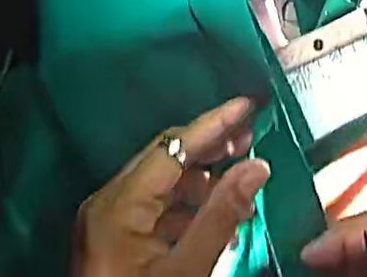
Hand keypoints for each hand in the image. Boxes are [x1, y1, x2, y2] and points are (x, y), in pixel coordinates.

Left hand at [71, 96, 270, 276]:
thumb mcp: (185, 273)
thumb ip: (221, 214)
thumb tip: (258, 164)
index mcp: (118, 204)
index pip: (174, 147)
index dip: (215, 123)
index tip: (250, 105)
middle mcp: (108, 201)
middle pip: (168, 157)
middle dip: (213, 147)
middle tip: (253, 138)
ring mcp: (108, 221)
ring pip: (163, 181)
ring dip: (204, 178)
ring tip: (242, 184)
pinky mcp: (114, 241)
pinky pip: (156, 206)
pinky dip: (188, 204)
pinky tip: (216, 216)